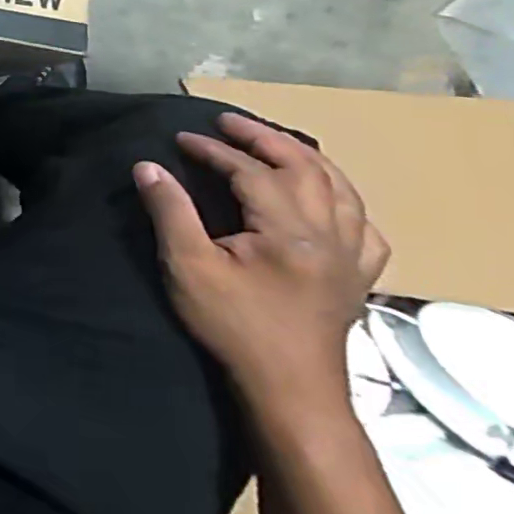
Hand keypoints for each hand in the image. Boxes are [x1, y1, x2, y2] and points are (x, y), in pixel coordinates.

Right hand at [134, 113, 389, 406]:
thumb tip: (148, 166)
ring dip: (305, 158)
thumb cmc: (235, 326)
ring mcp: (352, 257)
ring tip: (274, 143)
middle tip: (228, 122)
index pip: (252, 172)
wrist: (290, 390)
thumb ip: (170, 211)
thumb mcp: (188, 266)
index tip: (181, 139)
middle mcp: (330, 236)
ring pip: (341, 190)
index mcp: (289, 232)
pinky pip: (364, 226)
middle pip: (305, 168)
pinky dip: (344, 201)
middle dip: (264, 138)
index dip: (214, 150)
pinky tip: (329, 200)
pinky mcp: (359, 277)